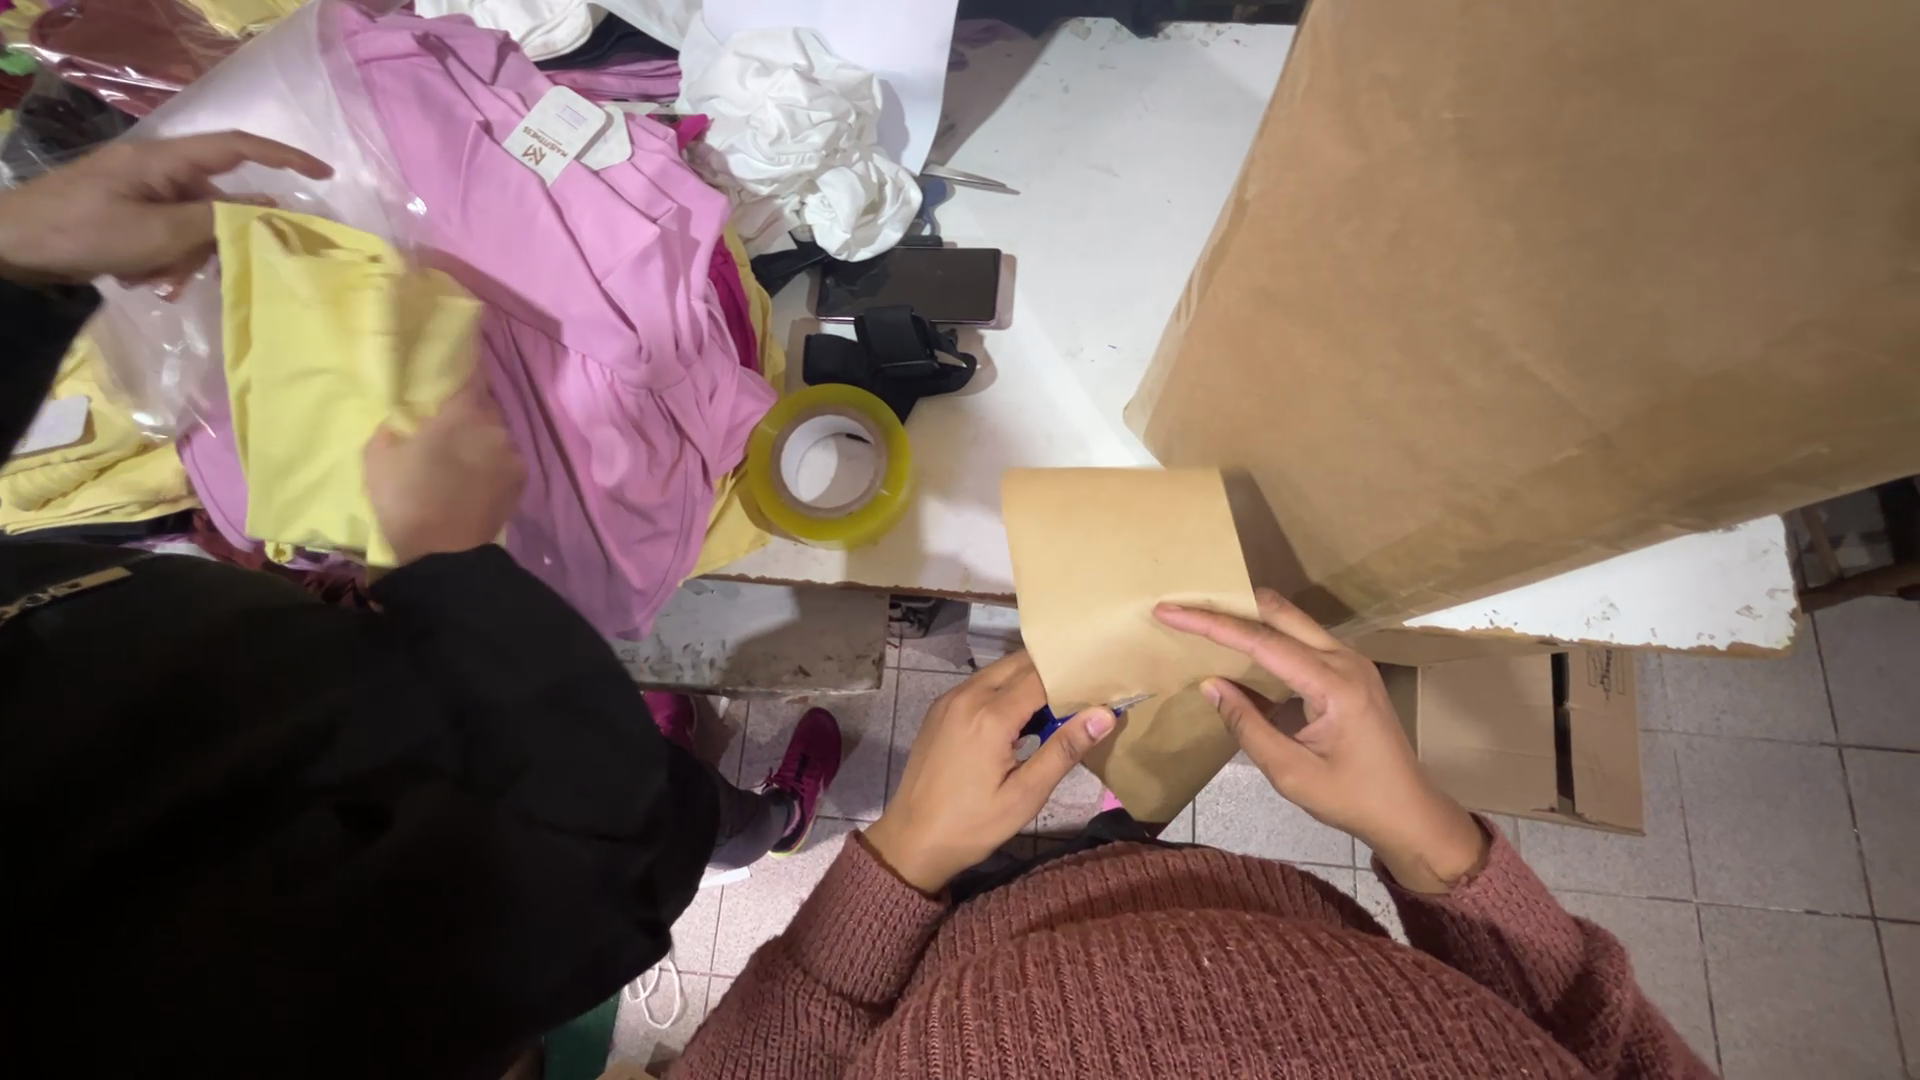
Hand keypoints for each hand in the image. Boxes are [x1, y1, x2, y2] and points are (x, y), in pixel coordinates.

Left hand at [0, 132, 330, 285]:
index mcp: (163, 161)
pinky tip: (152, 277)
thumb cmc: (83, 232)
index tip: (324, 174)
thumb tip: (274, 211)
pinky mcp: (135, 212)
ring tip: (166, 277)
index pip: (237, 147)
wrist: (8, 246)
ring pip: (203, 225)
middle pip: (224, 200)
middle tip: (218, 266)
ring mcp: (146, 191)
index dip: (284, 157)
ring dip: (194, 256)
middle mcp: (159, 170)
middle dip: (225, 237)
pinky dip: (175, 260)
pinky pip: (179, 236)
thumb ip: (223, 219)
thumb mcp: (164, 231)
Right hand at [363, 377, 525, 565]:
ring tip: (463, 453)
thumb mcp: (379, 453)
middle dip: (471, 411)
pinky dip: (495, 459)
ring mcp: (515, 455)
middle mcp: (498, 429)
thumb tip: (409, 418)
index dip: (464, 374)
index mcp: (464, 416)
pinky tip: (478, 473)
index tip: (456, 371)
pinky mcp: (522, 479)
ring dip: (484, 438)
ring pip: (499, 434)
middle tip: (450, 422)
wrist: (444, 550)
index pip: (471, 380)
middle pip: (487, 408)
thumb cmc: (405, 497)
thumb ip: (398, 425)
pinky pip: (507, 457)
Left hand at [864, 652, 1115, 893]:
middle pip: (1019, 664)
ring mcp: (950, 698)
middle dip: (1053, 672)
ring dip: (1028, 680)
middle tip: (1085, 692)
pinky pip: (980, 684)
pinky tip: (1022, 716)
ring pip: (999, 671)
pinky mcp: (940, 708)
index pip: (1042, 676)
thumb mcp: (1025, 794)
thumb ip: (1064, 749)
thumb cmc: (973, 824)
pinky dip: (1005, 689)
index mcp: (990, 715)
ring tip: (1059, 705)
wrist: (911, 840)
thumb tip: (1105, 713)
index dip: (1073, 678)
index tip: (1100, 686)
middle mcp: (968, 695)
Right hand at [1154, 589, 1488, 893]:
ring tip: (1203, 619)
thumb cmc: (1352, 798)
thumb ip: (1247, 724)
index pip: (1260, 640)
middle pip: (1278, 612)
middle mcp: (1344, 659)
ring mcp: (1350, 661)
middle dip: (1228, 605)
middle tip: (1184, 604)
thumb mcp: (1290, 772)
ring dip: (1246, 616)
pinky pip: (1300, 638)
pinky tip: (1239, 646)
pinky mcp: (1348, 669)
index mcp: (1333, 684)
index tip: (1169, 611)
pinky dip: (1264, 634)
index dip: (1210, 624)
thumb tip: (1210, 684)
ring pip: (1289, 620)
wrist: (1411, 814)